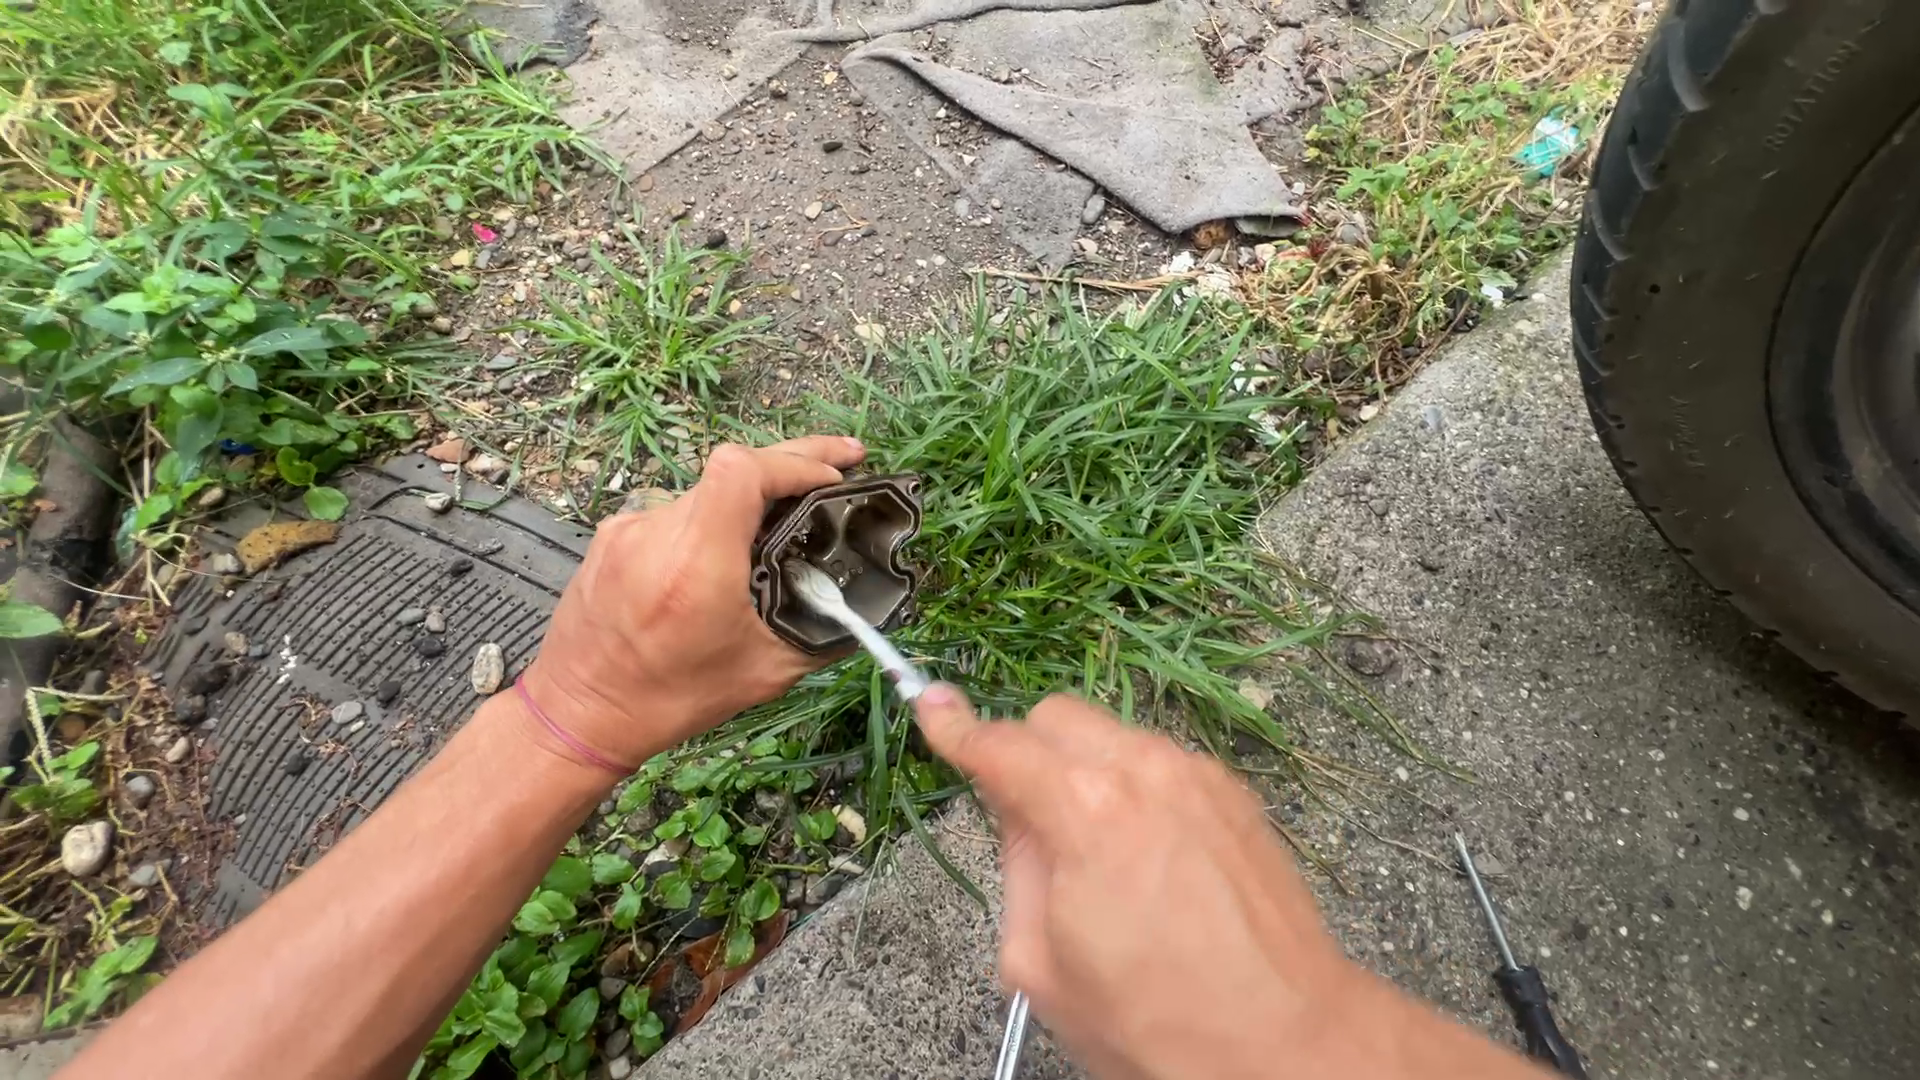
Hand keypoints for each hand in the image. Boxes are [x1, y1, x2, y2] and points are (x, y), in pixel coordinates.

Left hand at [520, 435, 865, 769]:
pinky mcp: (615, 533)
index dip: (796, 462)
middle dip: (797, 457)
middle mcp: (658, 531)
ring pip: (709, 486)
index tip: (834, 476)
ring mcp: (630, 526)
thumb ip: (821, 634)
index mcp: (697, 563)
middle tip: (847, 457)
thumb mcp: (764, 674)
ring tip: (795, 506)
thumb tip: (868, 607)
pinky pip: (680, 507)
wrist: (579, 715)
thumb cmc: (674, 700)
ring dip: (757, 490)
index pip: (742, 469)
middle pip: (733, 464)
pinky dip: (718, 513)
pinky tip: (734, 540)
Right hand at [911, 685, 1354, 1078]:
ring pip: (1109, 733)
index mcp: (1084, 810)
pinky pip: (1157, 759)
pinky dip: (1134, 784)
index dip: (955, 728)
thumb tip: (1016, 808)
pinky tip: (1153, 850)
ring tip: (1104, 847)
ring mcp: (1192, 771)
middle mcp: (1141, 768)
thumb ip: (1017, 864)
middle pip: (1054, 715)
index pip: (1000, 747)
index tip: (931, 704)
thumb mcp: (1042, 961)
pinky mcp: (1229, 787)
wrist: (1290, 1042)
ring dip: (1085, 768)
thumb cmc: (1155, 1019)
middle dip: (1029, 753)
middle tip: (1035, 819)